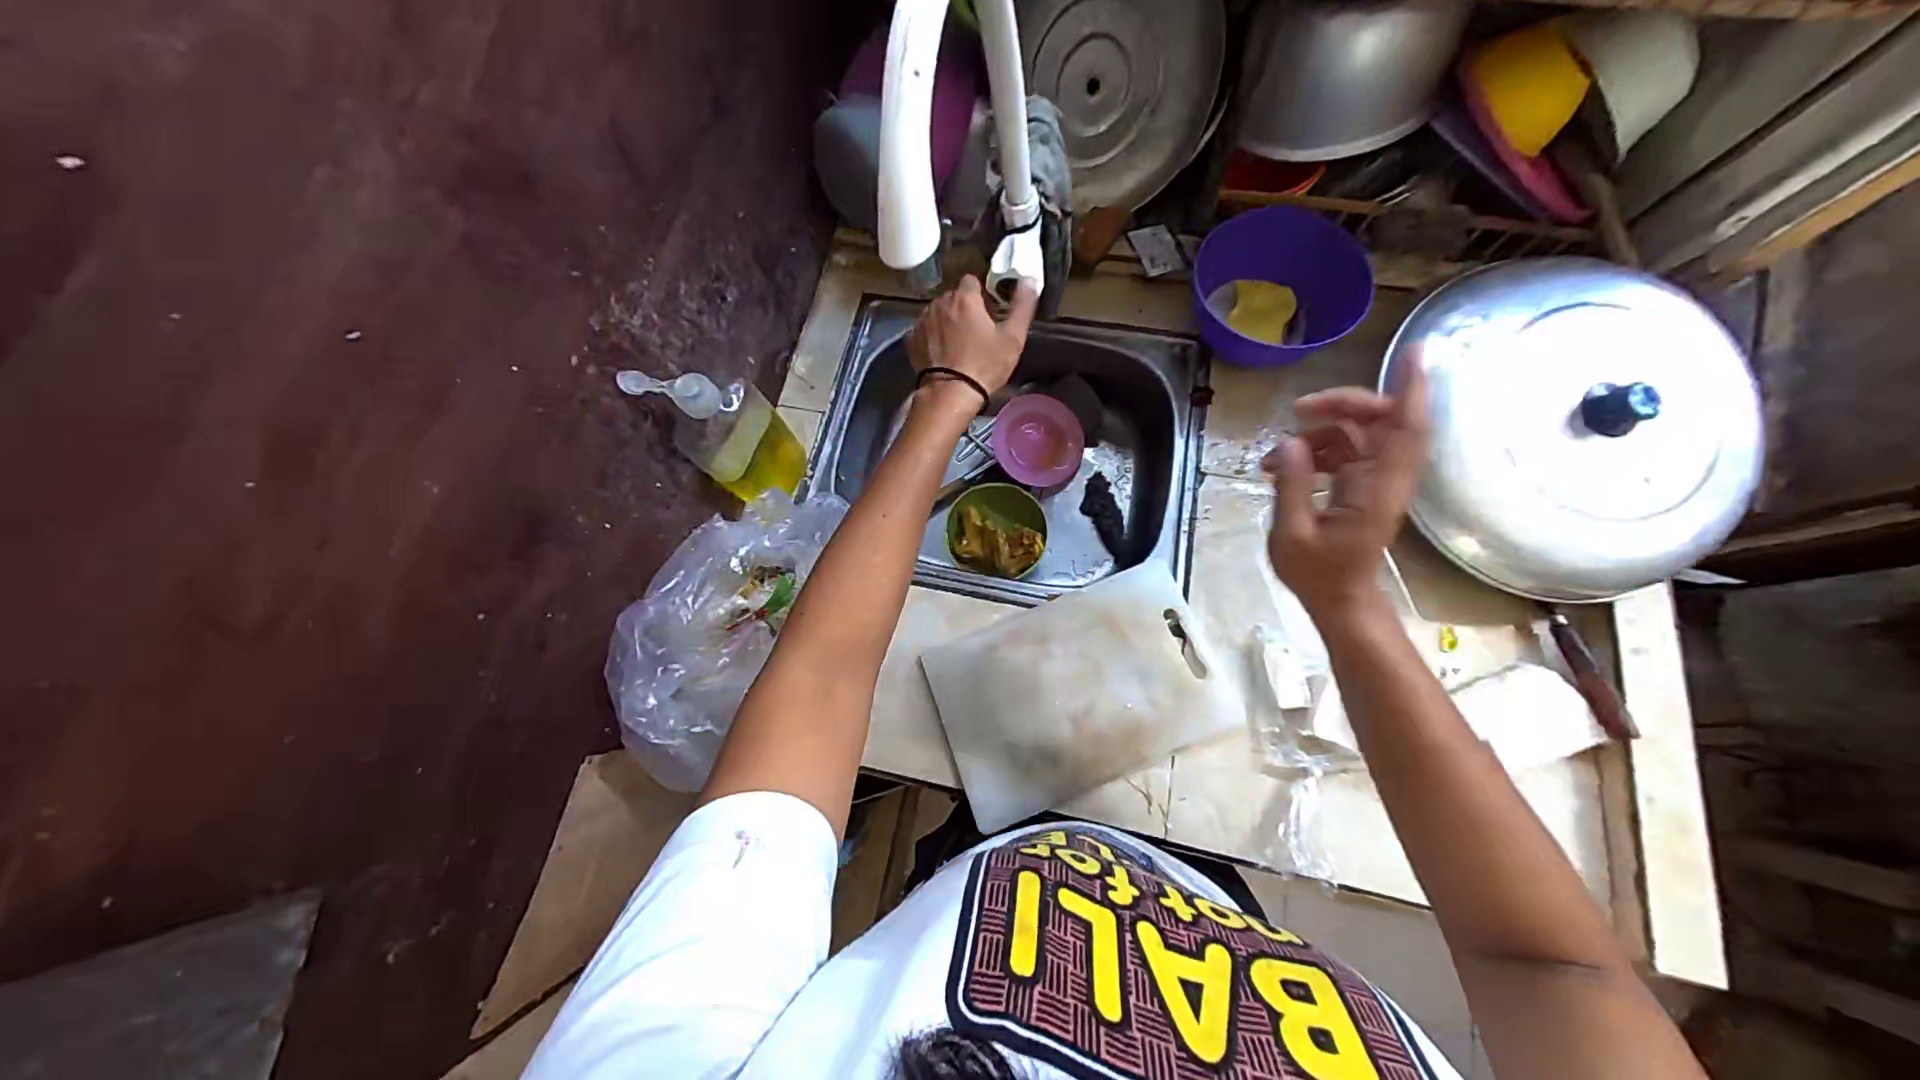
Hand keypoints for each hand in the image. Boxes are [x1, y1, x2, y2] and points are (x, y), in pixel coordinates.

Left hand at [908, 275, 1036, 407]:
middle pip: (954, 297)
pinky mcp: (911, 339)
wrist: (949, 394)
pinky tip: (942, 353)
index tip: (988, 313)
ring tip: (957, 345)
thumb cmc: (984, 366)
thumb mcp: (1013, 339)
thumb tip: (1030, 280)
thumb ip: (1022, 306)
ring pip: (938, 312)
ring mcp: (922, 321)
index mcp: (965, 298)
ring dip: (946, 321)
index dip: (981, 295)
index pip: (971, 281)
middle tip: (975, 333)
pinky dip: (932, 336)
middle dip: (963, 309)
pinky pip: (925, 329)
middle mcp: (940, 303)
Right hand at [1264, 362, 1428, 619]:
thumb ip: (1292, 485)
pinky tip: (1284, 466)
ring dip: (1320, 431)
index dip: (1411, 389)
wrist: (1340, 599)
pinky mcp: (1363, 485)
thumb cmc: (1318, 574)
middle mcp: (1385, 478)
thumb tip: (1291, 441)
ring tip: (1275, 456)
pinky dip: (1317, 449)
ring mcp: (1376, 480)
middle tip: (1299, 407)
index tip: (1414, 352)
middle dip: (1341, 404)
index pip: (1406, 429)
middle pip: (1380, 420)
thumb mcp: (1292, 534)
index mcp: (1377, 489)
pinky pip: (1347, 450)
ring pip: (1360, 432)